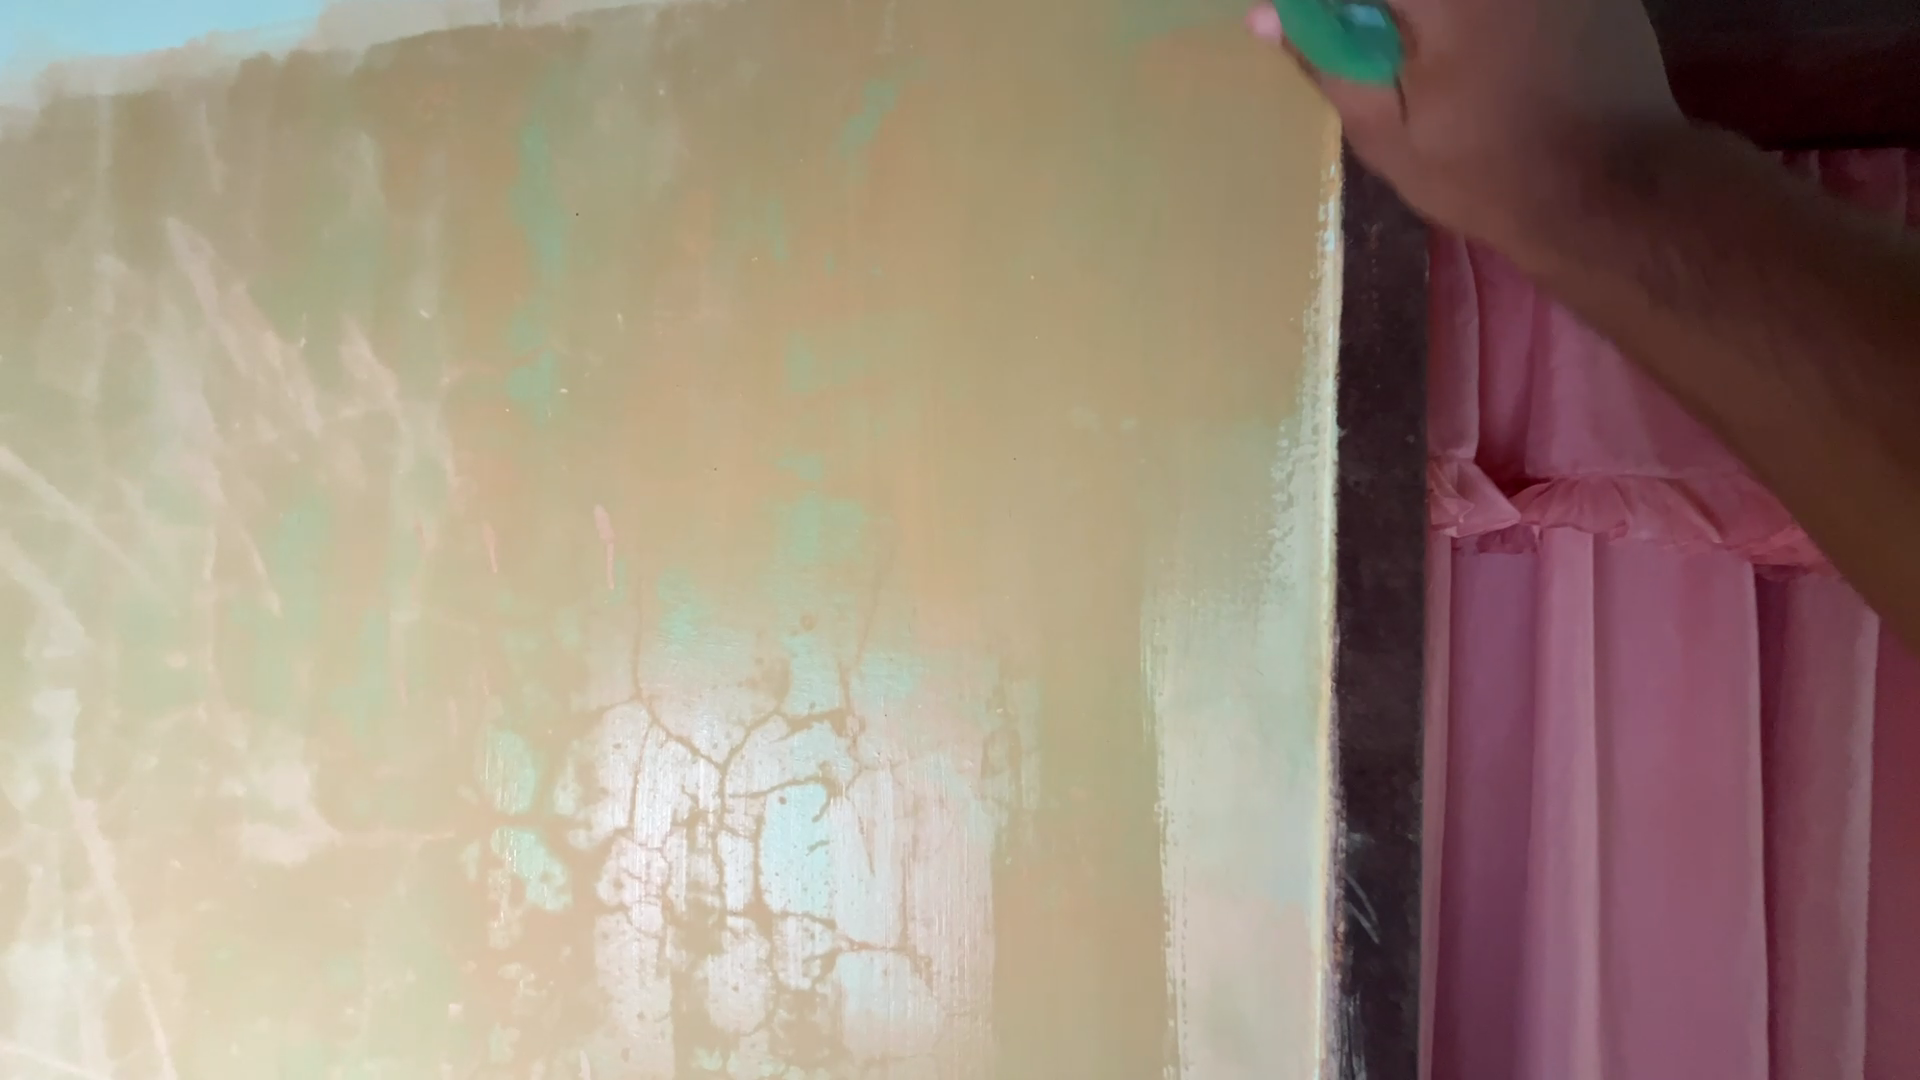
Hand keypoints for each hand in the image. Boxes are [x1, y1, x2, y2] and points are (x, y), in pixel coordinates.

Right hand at [1246, 0, 1687, 252]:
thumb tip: (1266, 16)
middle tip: (1360, 50)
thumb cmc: (1479, 172)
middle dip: (1371, 18)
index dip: (1323, 7)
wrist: (1603, 184)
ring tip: (1409, 65)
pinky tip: (1473, 64)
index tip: (1302, 27)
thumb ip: (1328, 62)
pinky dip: (1454, 19)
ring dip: (1410, 24)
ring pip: (1440, 2)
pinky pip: (1487, 2)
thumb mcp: (1385, 134)